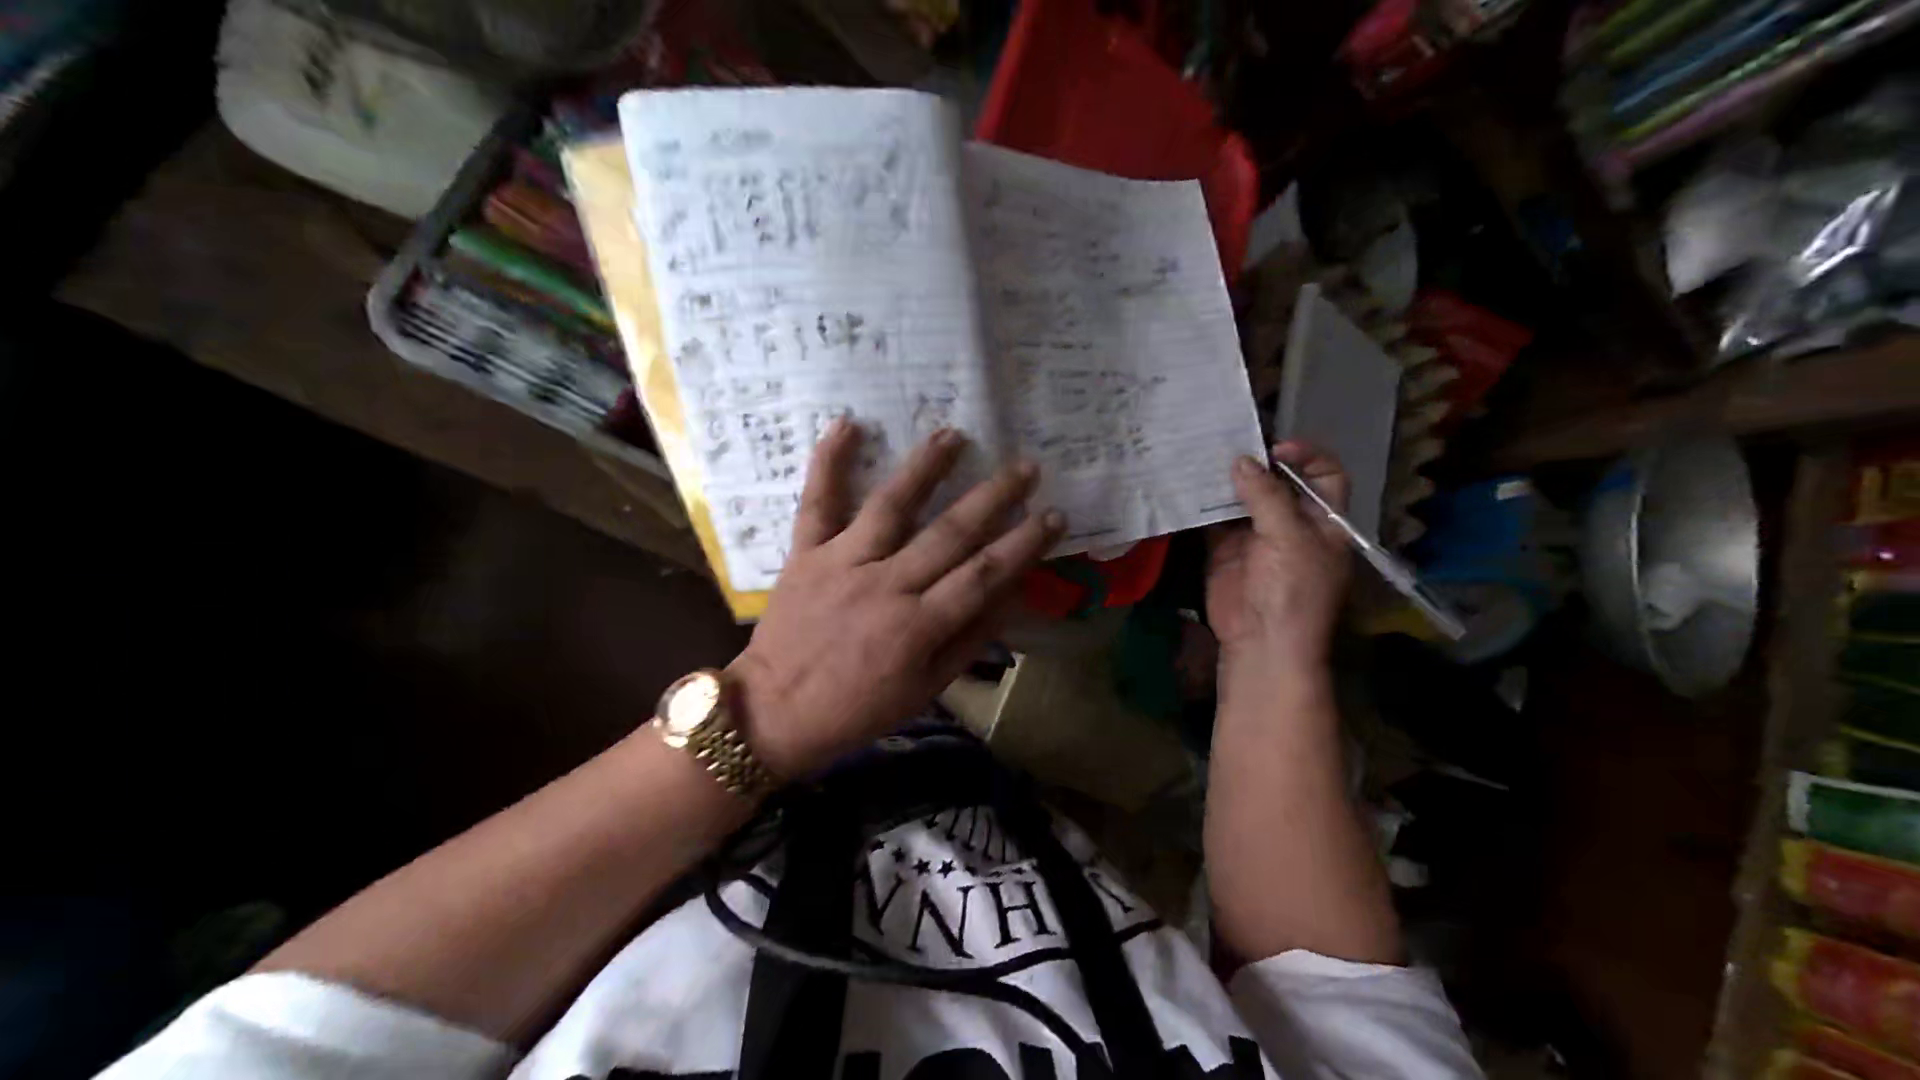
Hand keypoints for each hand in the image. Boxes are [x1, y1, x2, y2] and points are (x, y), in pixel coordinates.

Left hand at [727, 421, 1064, 778]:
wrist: (774, 713)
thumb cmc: (857, 709)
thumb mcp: (925, 690)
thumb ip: (968, 640)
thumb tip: (1011, 595)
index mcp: (919, 626)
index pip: (984, 574)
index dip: (1024, 543)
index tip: (1053, 514)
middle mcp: (886, 585)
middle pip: (950, 532)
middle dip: (994, 497)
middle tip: (1025, 466)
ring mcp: (843, 563)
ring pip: (892, 505)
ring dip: (927, 466)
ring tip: (954, 434)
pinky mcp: (806, 553)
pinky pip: (818, 502)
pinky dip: (830, 462)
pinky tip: (848, 423)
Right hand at [1206, 440, 1350, 672]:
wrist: (1262, 642)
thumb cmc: (1293, 590)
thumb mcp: (1290, 538)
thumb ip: (1266, 496)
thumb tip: (1241, 460)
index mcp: (1323, 520)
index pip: (1323, 475)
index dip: (1306, 457)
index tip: (1274, 448)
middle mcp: (1291, 523)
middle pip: (1277, 482)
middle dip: (1256, 462)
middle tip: (1227, 442)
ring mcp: (1256, 536)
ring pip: (1242, 498)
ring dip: (1226, 480)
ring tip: (1203, 456)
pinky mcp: (1225, 549)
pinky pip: (1214, 519)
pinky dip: (1202, 504)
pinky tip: (1188, 486)